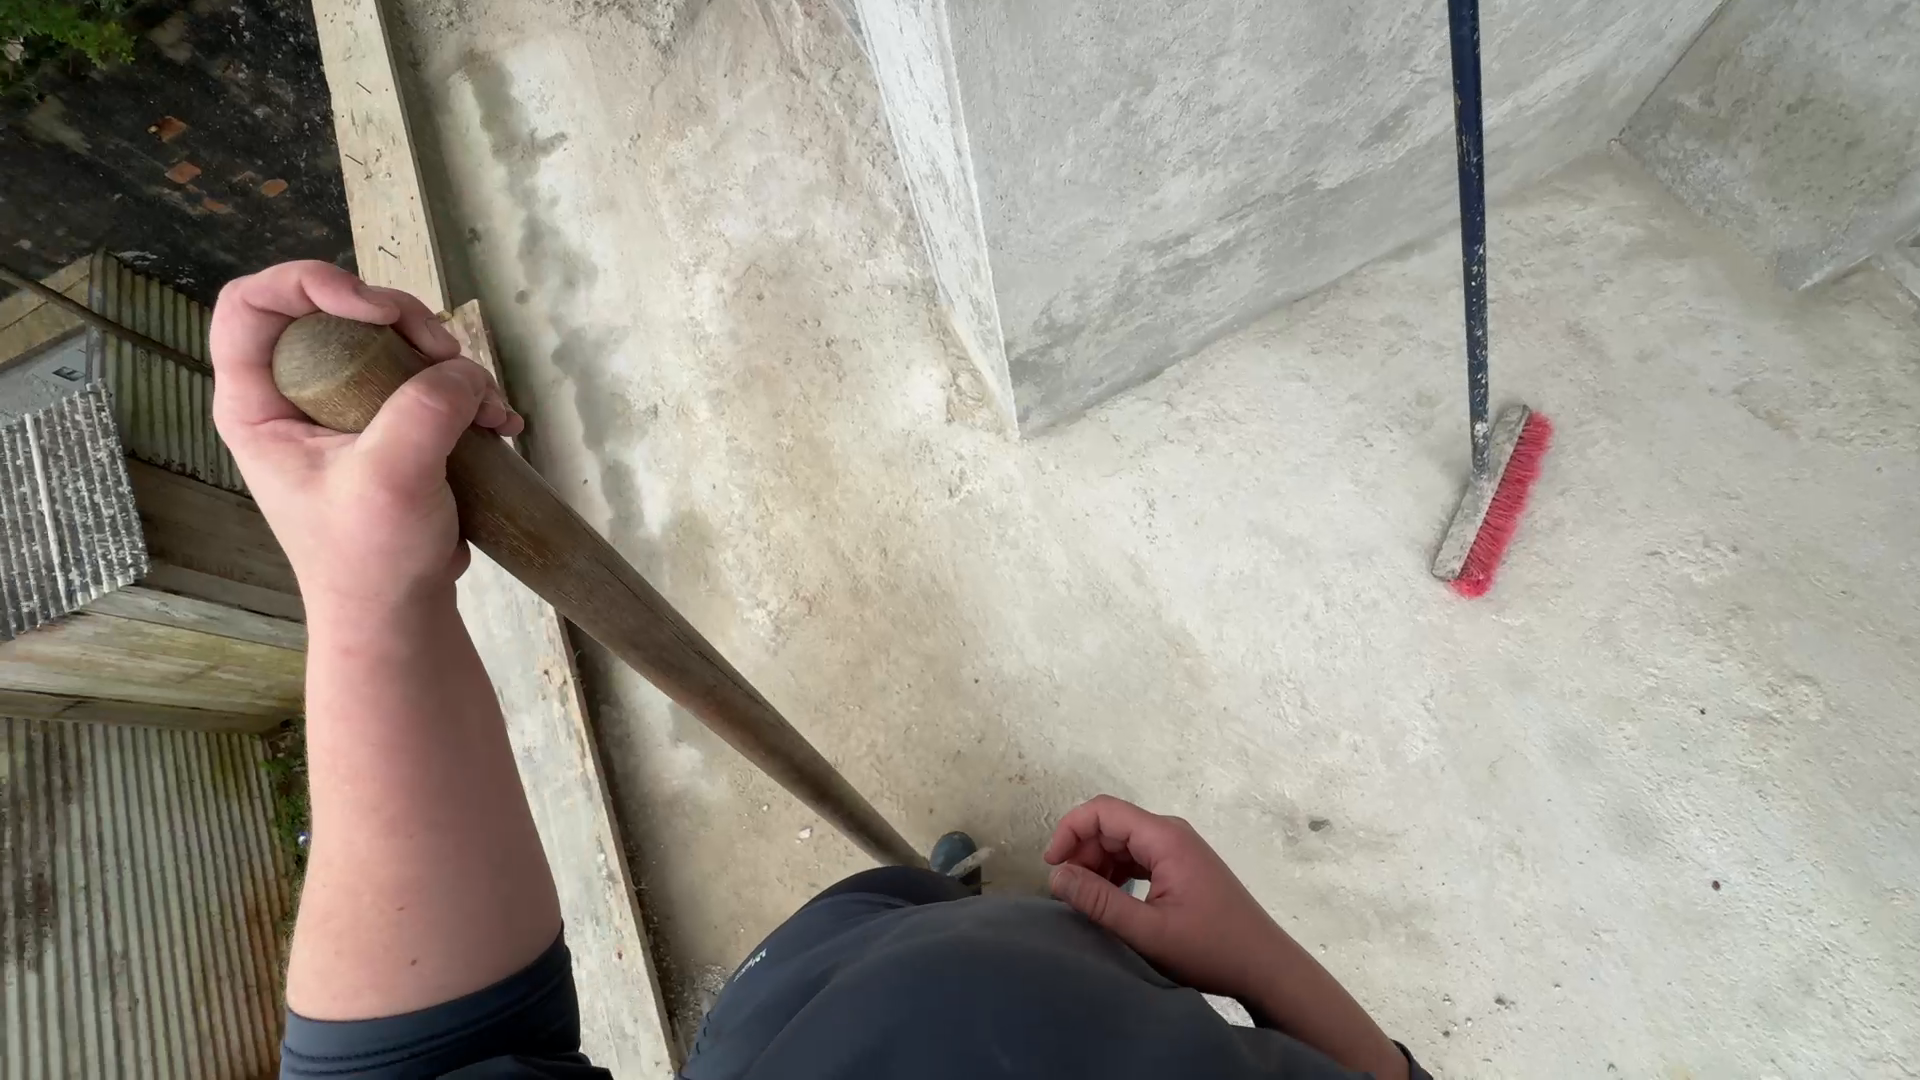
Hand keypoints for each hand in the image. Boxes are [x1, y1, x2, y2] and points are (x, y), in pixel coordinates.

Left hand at [209, 261, 522, 616]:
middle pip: (344, 318)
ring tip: (490, 410)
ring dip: (454, 367)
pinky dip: (475, 397)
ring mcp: (358, 415)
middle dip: (405, 325)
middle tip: (448, 356)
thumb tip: (466, 371)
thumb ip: (425, 411)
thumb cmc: (371, 552)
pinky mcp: (404, 433)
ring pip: (401, 351)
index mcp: (261, 402)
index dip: (312, 285)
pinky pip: (438, 389)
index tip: (380, 312)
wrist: (402, 607)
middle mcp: (304, 399)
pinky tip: (501, 425)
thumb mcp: (391, 477)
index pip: (257, 306)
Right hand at [1044, 795, 1284, 1001]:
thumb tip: (1056, 875)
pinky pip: (1137, 855)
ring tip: (1085, 899)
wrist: (1269, 969)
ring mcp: (1178, 847)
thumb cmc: (1211, 949)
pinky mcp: (1181, 864)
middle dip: (1082, 851)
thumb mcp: (1148, 931)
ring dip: (1097, 863)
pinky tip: (1110, 899)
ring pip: (1122, 841)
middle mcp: (1170, 832)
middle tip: (1066, 891)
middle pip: (1111, 824)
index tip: (1052, 865)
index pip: (1103, 810)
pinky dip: (1116, 872)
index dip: (1070, 829)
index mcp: (1164, 837)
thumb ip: (1099, 901)